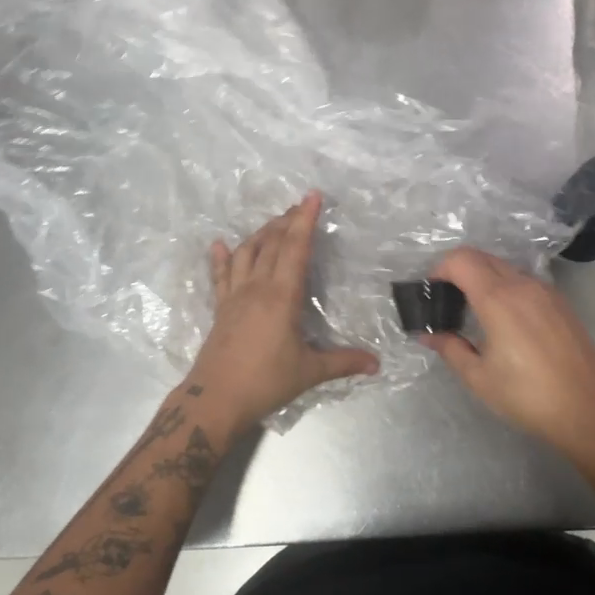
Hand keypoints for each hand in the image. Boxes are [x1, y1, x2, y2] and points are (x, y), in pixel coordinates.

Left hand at [188, 192, 378, 432]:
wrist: (217, 399)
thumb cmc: (266, 382)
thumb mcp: (310, 372)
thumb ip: (344, 363)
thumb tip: (377, 364)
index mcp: (281, 297)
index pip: (296, 249)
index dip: (305, 221)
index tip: (312, 196)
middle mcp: (256, 288)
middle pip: (272, 244)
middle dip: (287, 222)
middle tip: (299, 206)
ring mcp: (234, 297)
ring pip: (246, 253)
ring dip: (261, 234)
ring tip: (274, 223)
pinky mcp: (220, 309)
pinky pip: (220, 275)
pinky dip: (221, 257)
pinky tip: (220, 244)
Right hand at [421, 248, 594, 453]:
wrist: (585, 406)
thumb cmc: (526, 394)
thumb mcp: (479, 377)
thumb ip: (451, 348)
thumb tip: (429, 335)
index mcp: (498, 299)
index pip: (462, 260)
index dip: (440, 268)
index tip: (432, 290)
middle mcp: (523, 285)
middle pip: (483, 258)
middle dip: (459, 270)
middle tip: (448, 300)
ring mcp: (546, 291)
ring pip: (506, 268)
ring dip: (485, 278)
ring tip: (475, 311)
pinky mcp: (561, 302)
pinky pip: (526, 282)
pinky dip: (507, 288)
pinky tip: (506, 320)